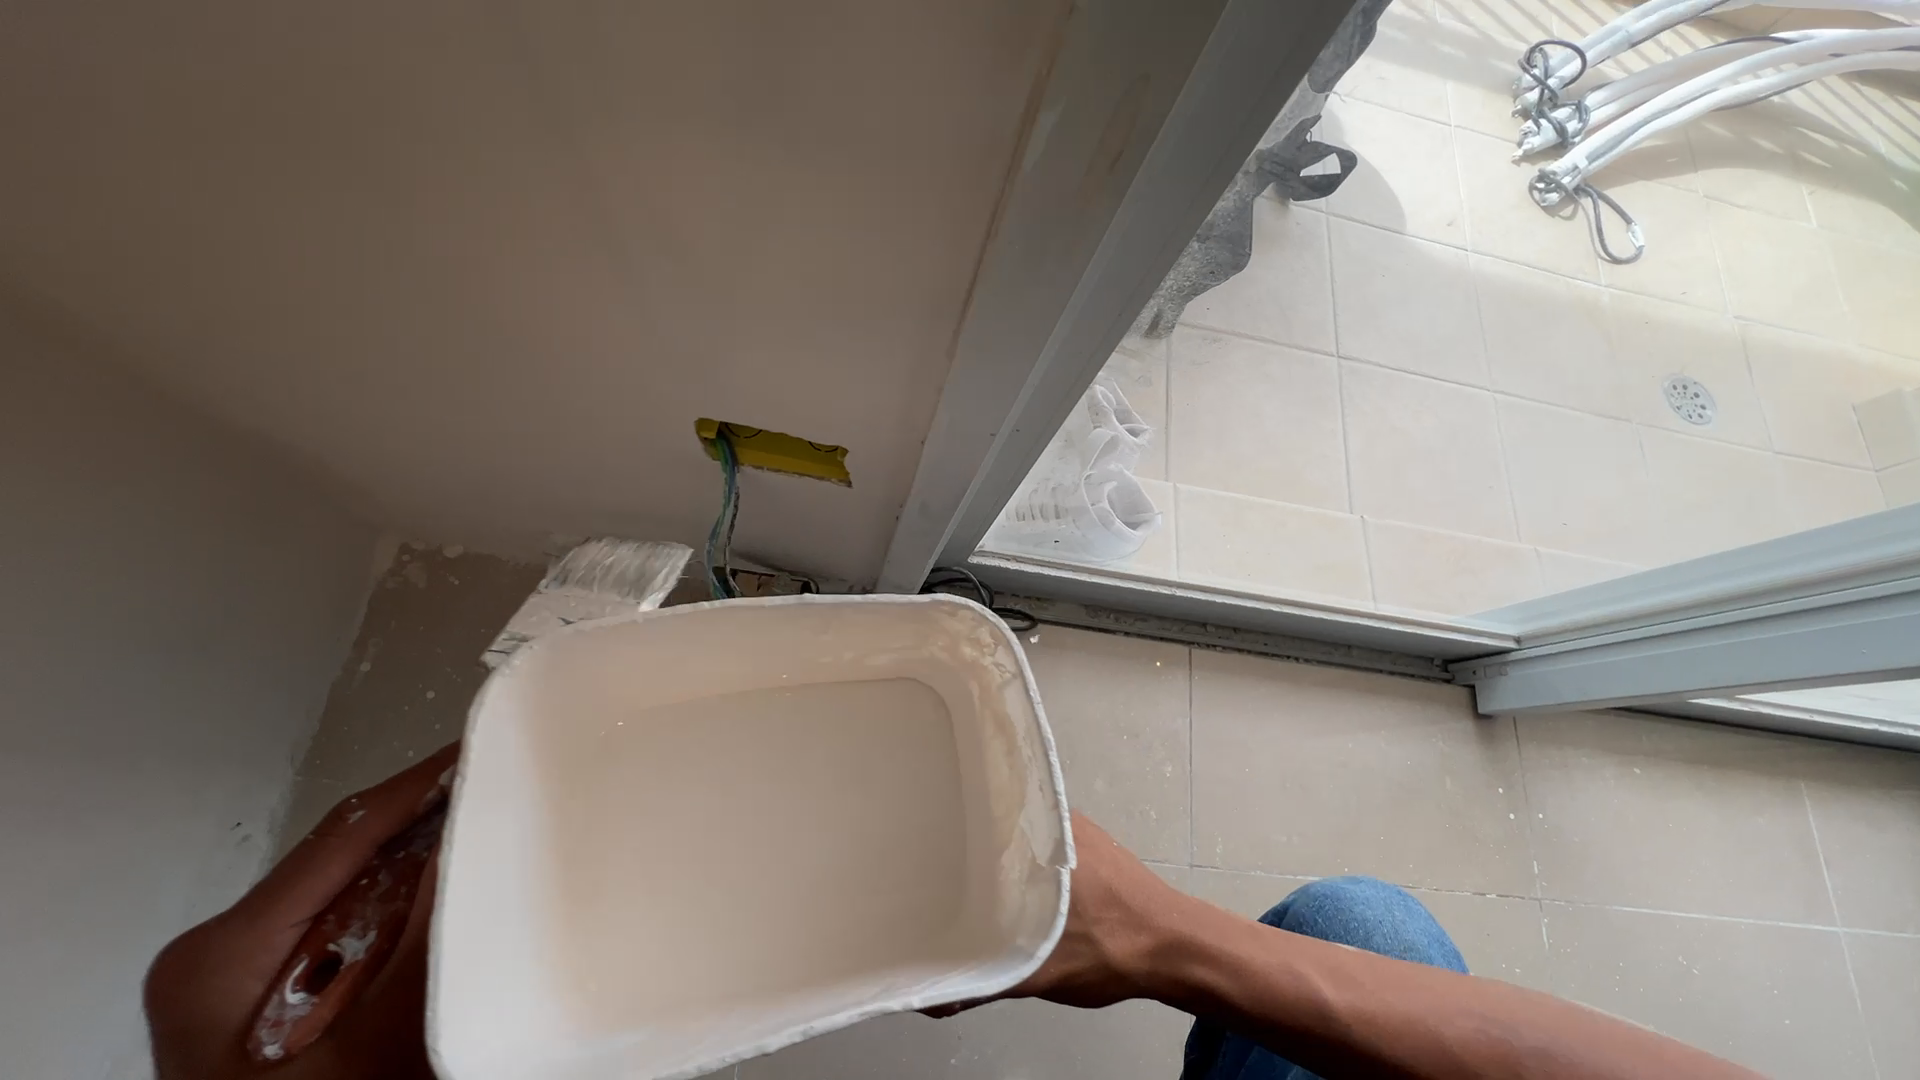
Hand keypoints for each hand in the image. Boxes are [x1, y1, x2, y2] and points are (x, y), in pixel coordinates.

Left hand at [144, 743, 458, 1079]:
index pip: (343, 836)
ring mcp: (236, 960)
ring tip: (487, 813)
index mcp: (225, 953)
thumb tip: (471, 834)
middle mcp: (219, 944)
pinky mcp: (259, 978)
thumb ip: (426, 935)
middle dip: (426, 814)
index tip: (480, 746)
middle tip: (502, 779)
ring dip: (417, 851)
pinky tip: (448, 875)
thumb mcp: (382, 1034)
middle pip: (343, 851)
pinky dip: (399, 891)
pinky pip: (343, 909)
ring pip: (346, 877)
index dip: (418, 785)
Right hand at [928, 811, 1192, 1016]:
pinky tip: (1013, 889)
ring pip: (1021, 834)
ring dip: (999, 856)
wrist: (1178, 948)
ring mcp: (1074, 827)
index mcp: (1039, 830)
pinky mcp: (1091, 842)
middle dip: (968, 845)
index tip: (919, 846)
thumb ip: (988, 982)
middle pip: (996, 822)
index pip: (979, 811)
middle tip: (935, 872)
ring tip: (966, 881)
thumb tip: (931, 1000)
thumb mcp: (1042, 973)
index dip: (948, 827)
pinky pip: (1043, 843)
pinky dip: (1025, 862)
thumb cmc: (1110, 950)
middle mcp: (1053, 817)